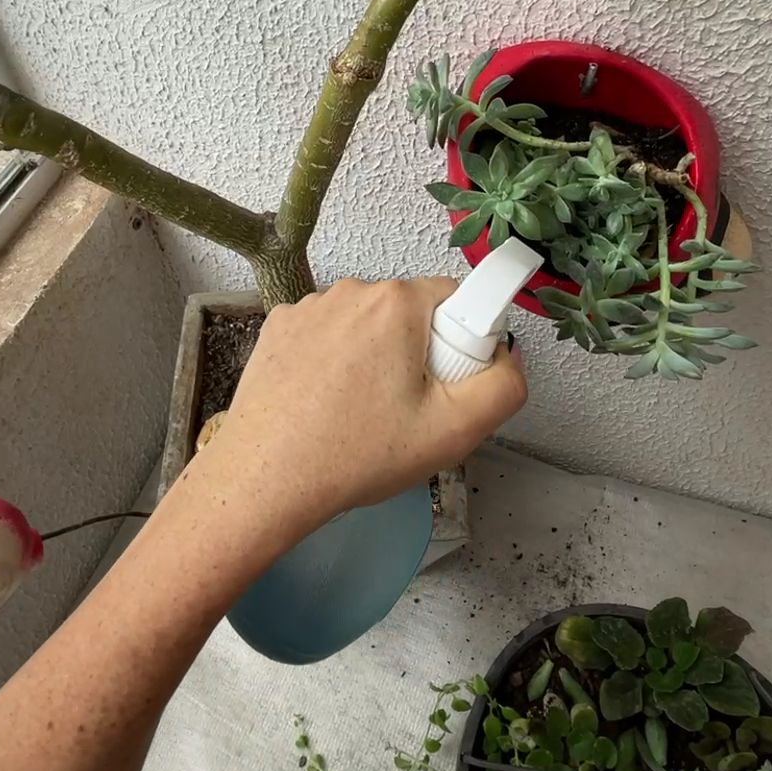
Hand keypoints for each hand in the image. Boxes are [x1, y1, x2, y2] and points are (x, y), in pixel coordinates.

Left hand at [183, 278, 526, 540]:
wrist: (264, 479)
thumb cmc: (354, 454)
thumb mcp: (455, 431)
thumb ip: (505, 387)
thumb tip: (507, 356)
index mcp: (397, 302)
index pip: (456, 301)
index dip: (462, 345)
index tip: (444, 386)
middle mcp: (350, 291)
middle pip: (411, 314)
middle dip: (419, 354)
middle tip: (405, 410)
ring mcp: (308, 308)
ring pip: (366, 325)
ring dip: (374, 357)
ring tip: (359, 414)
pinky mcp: (278, 328)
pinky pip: (326, 335)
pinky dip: (333, 362)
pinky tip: (325, 405)